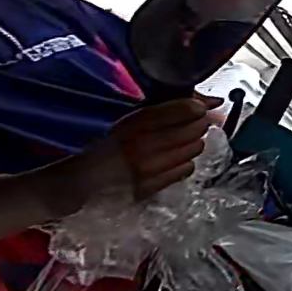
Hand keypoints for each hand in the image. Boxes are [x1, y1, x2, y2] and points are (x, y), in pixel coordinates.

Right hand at [74, 96, 221, 200]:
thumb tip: (216, 101)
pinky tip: (171, 162)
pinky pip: (187, 169)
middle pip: (197, 128)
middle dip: (198, 125)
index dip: (199, 108)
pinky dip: (184, 164)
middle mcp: (141, 145)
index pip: (187, 109)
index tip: (197, 110)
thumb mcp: (132, 120)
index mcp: (134, 123)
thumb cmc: (108, 147)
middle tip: (189, 127)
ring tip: (177, 146)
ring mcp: (145, 169)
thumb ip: (173, 107)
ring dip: (192, 145)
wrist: (75, 183)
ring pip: (196, 148)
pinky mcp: (148, 188)